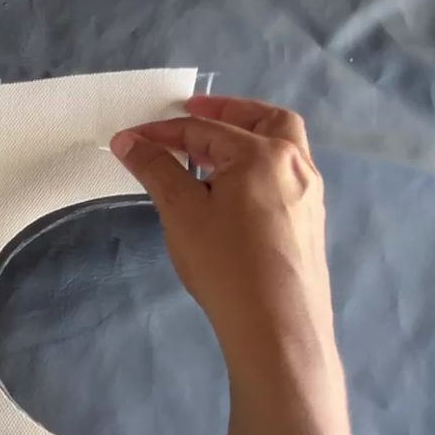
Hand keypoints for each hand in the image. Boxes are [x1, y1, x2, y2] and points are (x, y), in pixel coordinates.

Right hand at [110, 95, 333, 355]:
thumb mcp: (180, 210)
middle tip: (192, 112)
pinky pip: (281, 174)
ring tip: (206, 151)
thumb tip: (129, 140)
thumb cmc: (225, 260)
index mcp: (263, 154)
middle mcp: (296, 164)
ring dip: (244, 137)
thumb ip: (155, 168)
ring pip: (279, 147)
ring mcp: (308, 193)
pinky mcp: (308, 219)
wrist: (276, 323)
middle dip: (227, 111)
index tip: (125, 140)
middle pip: (265, 120)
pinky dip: (254, 165)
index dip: (160, 132)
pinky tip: (229, 189)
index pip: (203, 130)